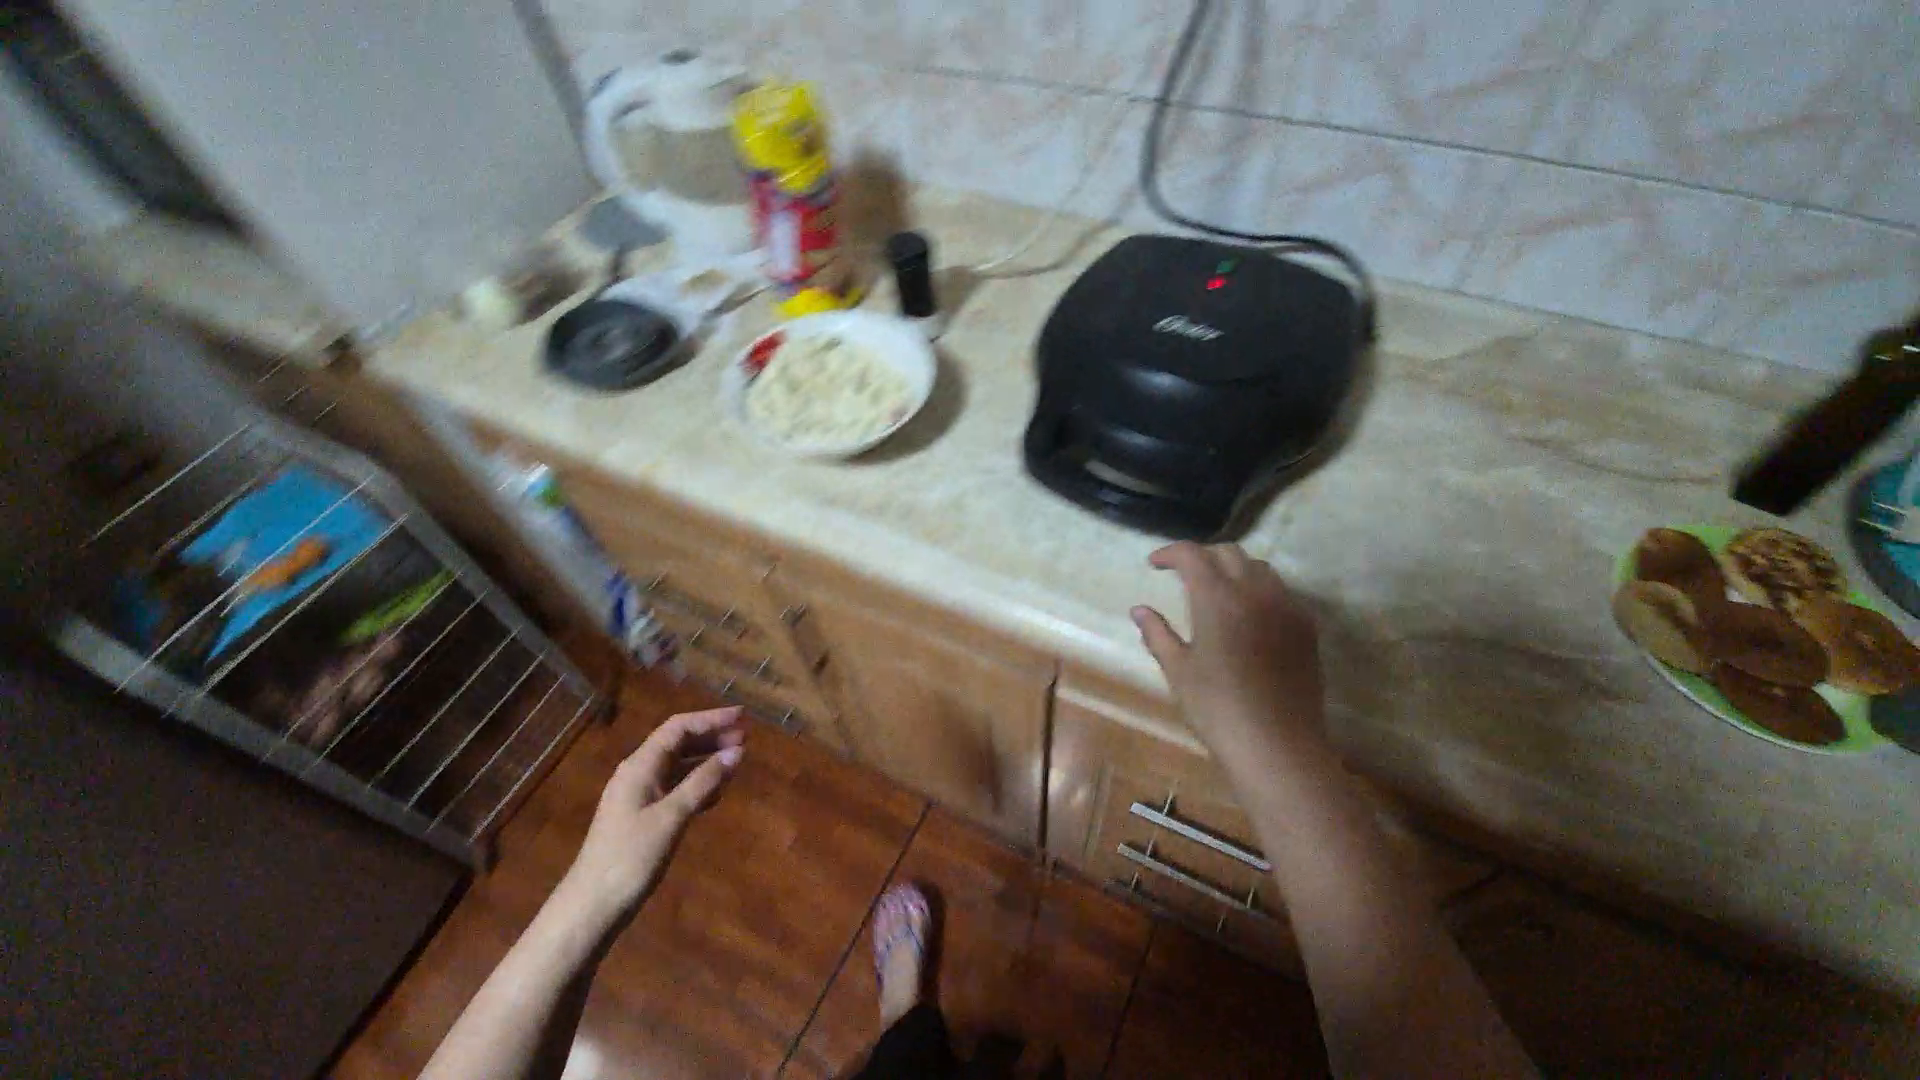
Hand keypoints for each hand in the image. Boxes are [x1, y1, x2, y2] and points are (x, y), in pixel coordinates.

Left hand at [557, 706, 745, 925]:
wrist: (593, 904)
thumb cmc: (631, 856)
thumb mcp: (672, 816)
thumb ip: (703, 782)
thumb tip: (736, 753)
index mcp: (639, 766)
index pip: (678, 728)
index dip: (711, 719)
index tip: (742, 717)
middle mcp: (638, 773)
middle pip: (678, 743)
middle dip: (711, 737)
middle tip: (745, 738)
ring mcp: (639, 796)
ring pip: (678, 766)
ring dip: (706, 760)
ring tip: (737, 761)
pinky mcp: (643, 817)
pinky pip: (675, 788)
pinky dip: (698, 784)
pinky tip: (717, 792)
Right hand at [1131, 542, 1326, 755]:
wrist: (1278, 745)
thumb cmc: (1217, 709)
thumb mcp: (1178, 671)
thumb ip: (1157, 634)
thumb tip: (1139, 610)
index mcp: (1217, 598)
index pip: (1192, 555)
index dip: (1170, 553)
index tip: (1154, 564)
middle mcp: (1255, 591)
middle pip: (1228, 552)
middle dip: (1202, 557)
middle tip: (1182, 576)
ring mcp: (1286, 607)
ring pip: (1259, 568)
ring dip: (1233, 569)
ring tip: (1216, 591)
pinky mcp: (1306, 627)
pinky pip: (1280, 592)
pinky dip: (1258, 590)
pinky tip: (1247, 616)